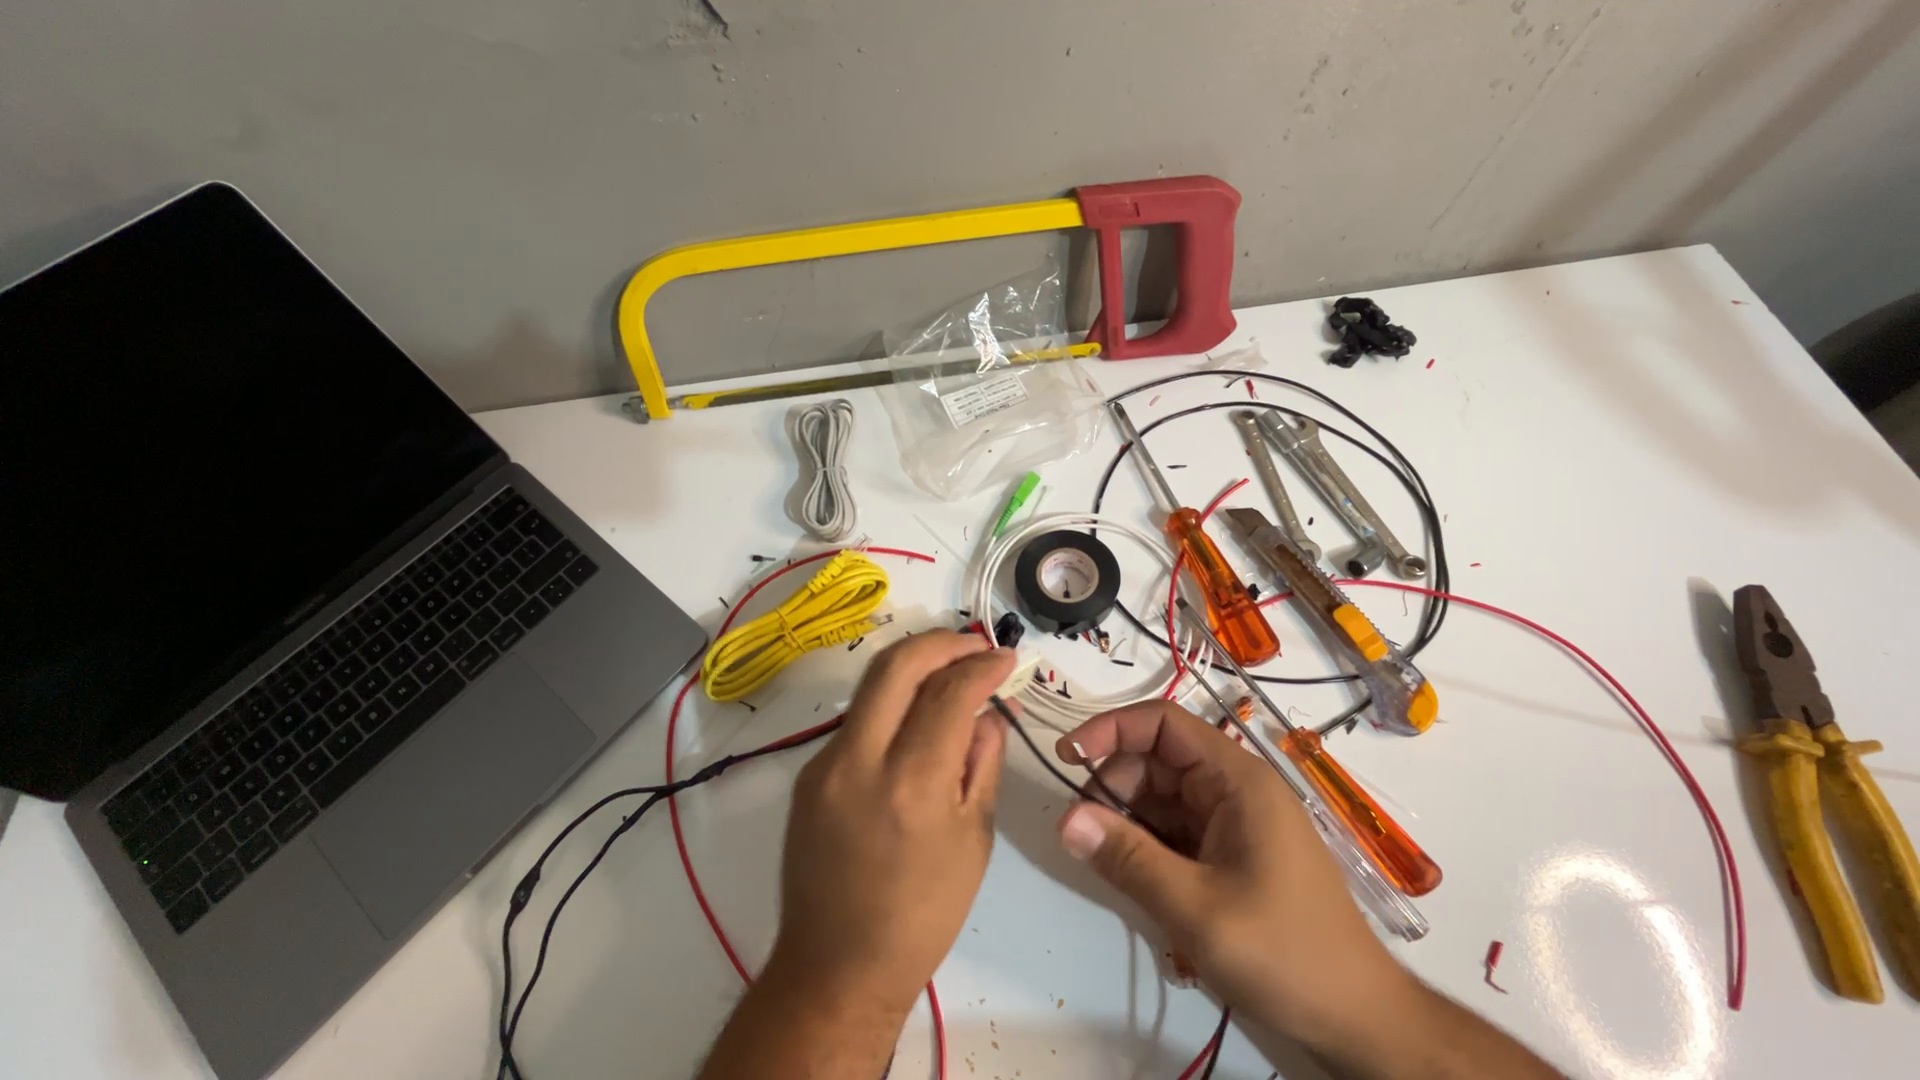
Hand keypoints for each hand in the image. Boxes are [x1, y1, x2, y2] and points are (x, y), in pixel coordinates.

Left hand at [766, 630, 1014, 1015]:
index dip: (982, 666)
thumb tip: (987, 712)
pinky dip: (891, 706)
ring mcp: (824, 766)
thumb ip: (981, 764)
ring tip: (951, 673)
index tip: (1006, 660)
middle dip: (941, 643)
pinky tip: (916, 721)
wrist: (837, 965)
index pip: (950, 694)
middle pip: (896, 666)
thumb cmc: (922, 915)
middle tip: (975, 645)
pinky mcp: (807, 776)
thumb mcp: (973, 840)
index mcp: (911, 785)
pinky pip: (856, 722)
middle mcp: (859, 762)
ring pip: (871, 688)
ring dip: (913, 668)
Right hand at [1054, 700, 1410, 1050]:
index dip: (1111, 729)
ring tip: (1103, 859)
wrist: (1355, 1017)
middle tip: (1082, 830)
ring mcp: (1234, 822)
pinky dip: (1145, 843)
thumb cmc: (1285, 954)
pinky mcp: (1229, 853)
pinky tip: (1129, 874)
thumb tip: (1065, 819)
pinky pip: (1174, 829)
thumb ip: (1128, 859)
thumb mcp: (1197, 909)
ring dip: (1125, 817)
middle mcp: (1235, 789)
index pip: (1164, 723)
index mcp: (1238, 780)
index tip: (1066, 757)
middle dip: (1112, 783)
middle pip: (1157, 759)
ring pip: (1161, 796)